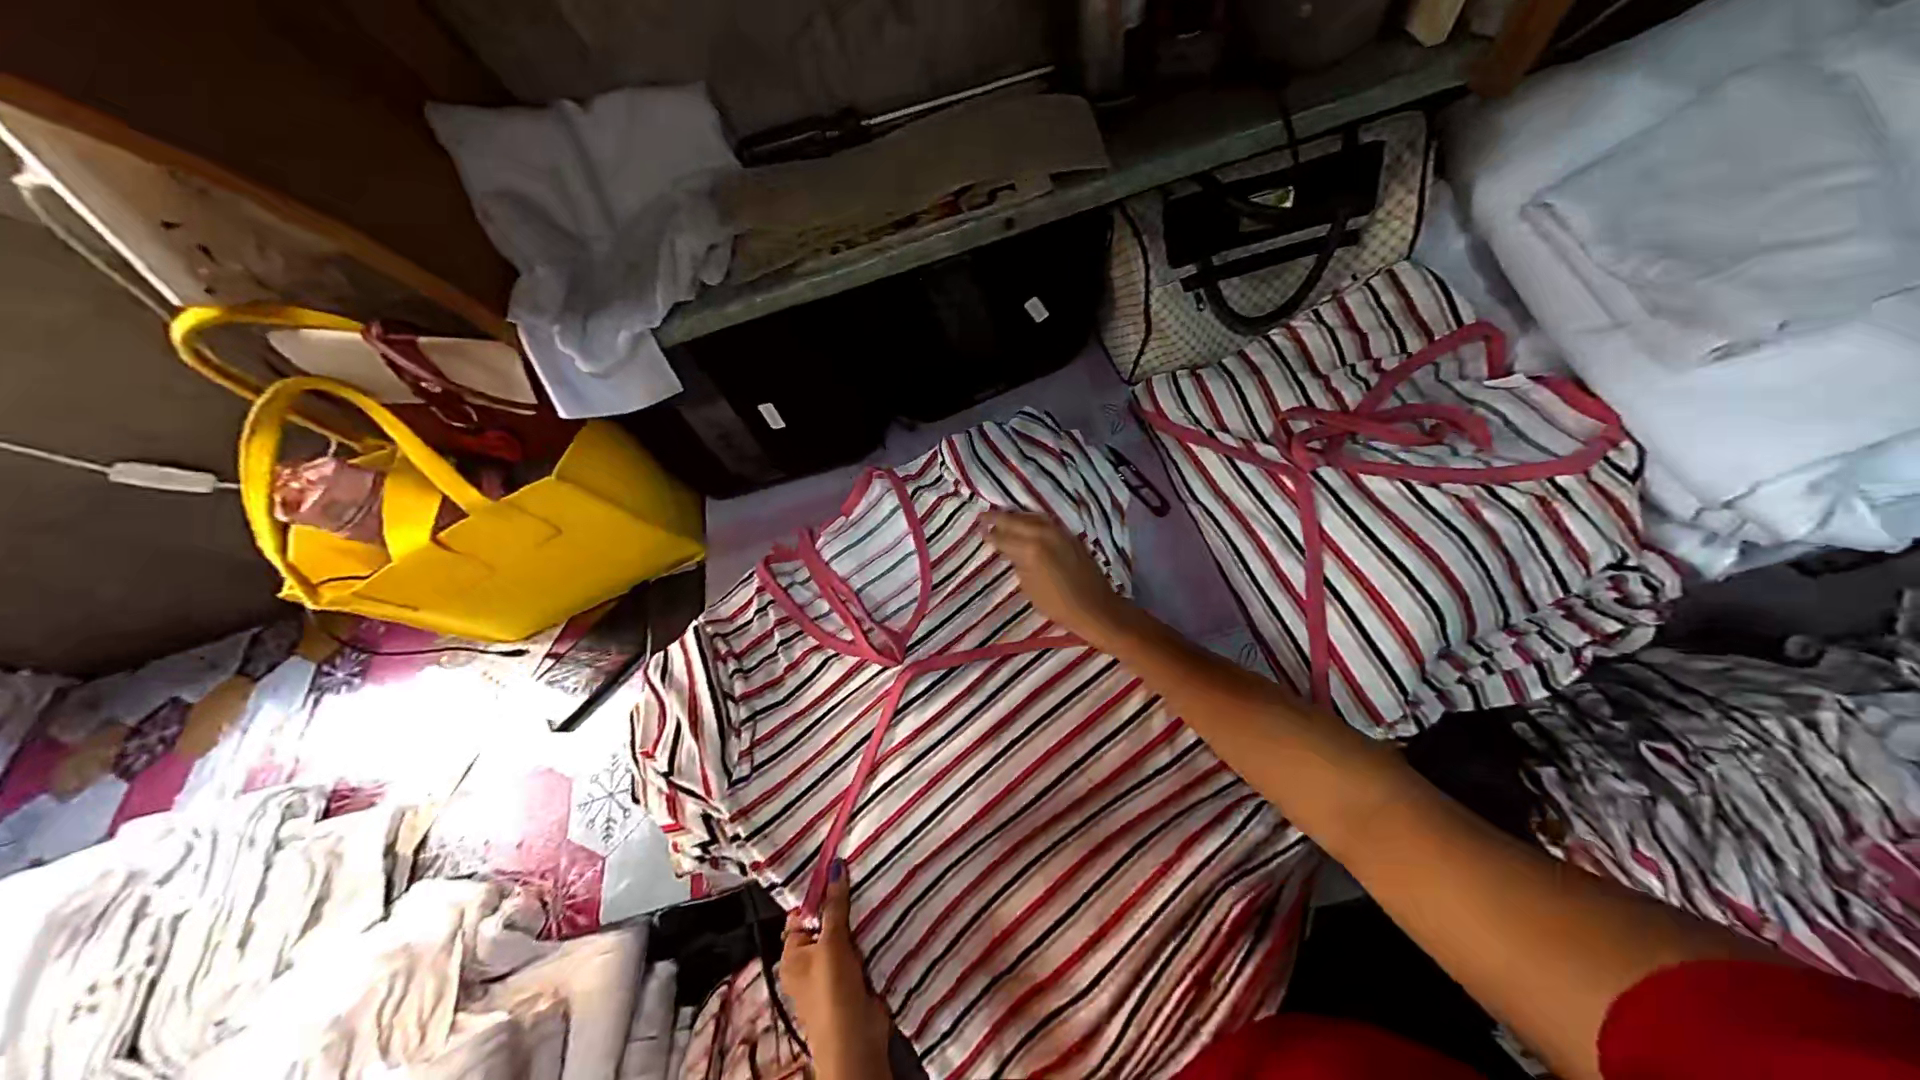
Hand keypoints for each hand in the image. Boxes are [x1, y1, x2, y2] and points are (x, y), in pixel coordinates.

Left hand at [781, 861, 891, 1079]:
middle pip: (825, 925)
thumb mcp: (832, 943)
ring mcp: (833, 972)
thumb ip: (835, 905)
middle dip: (842, 906)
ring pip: (846, 937)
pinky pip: (861, 950)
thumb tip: (834, 866)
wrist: (857, 1038)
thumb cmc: (832, 990)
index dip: (817, 895)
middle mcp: (809, 963)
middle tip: (861, 875)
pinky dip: (870, 937)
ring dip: (859, 921)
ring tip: (876, 889)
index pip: (801, 916)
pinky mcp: (856, 979)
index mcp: (792, 956)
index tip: (838, 871)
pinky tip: (884, 916)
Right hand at [982, 511, 1140, 648]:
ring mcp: (1059, 532)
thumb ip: (1019, 564)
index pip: (1004, 537)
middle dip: (998, 518)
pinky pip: (1045, 521)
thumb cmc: (1057, 604)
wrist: (1094, 607)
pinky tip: (1026, 524)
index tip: (980, 530)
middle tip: (983, 516)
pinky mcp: (1070, 536)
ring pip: (1032, 517)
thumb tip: (1013, 552)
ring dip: (1016, 516)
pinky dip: (1032, 520)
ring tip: (1003, 518)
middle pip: (1016, 521)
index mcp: (1030, 549)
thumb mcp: (1029, 587)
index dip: (990, 534)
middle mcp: (1044, 534)